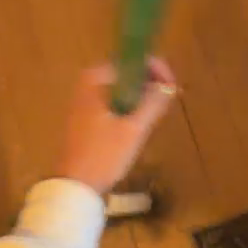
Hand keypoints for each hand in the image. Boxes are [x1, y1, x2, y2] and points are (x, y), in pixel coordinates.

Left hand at [55, 59, 177, 193]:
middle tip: (168, 98)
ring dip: (140, 97)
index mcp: (95, 80)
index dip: (157, 69)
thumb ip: (153, 104)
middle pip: (126, 74)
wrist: (74, 186)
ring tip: (159, 110)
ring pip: (120, 90)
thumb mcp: (133, 129)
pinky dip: (128, 107)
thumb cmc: (103, 155)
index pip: (132, 61)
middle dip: (149, 83)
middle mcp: (86, 85)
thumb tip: (169, 86)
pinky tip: (139, 122)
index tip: (173, 87)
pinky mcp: (84, 118)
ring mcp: (83, 102)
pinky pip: (112, 103)